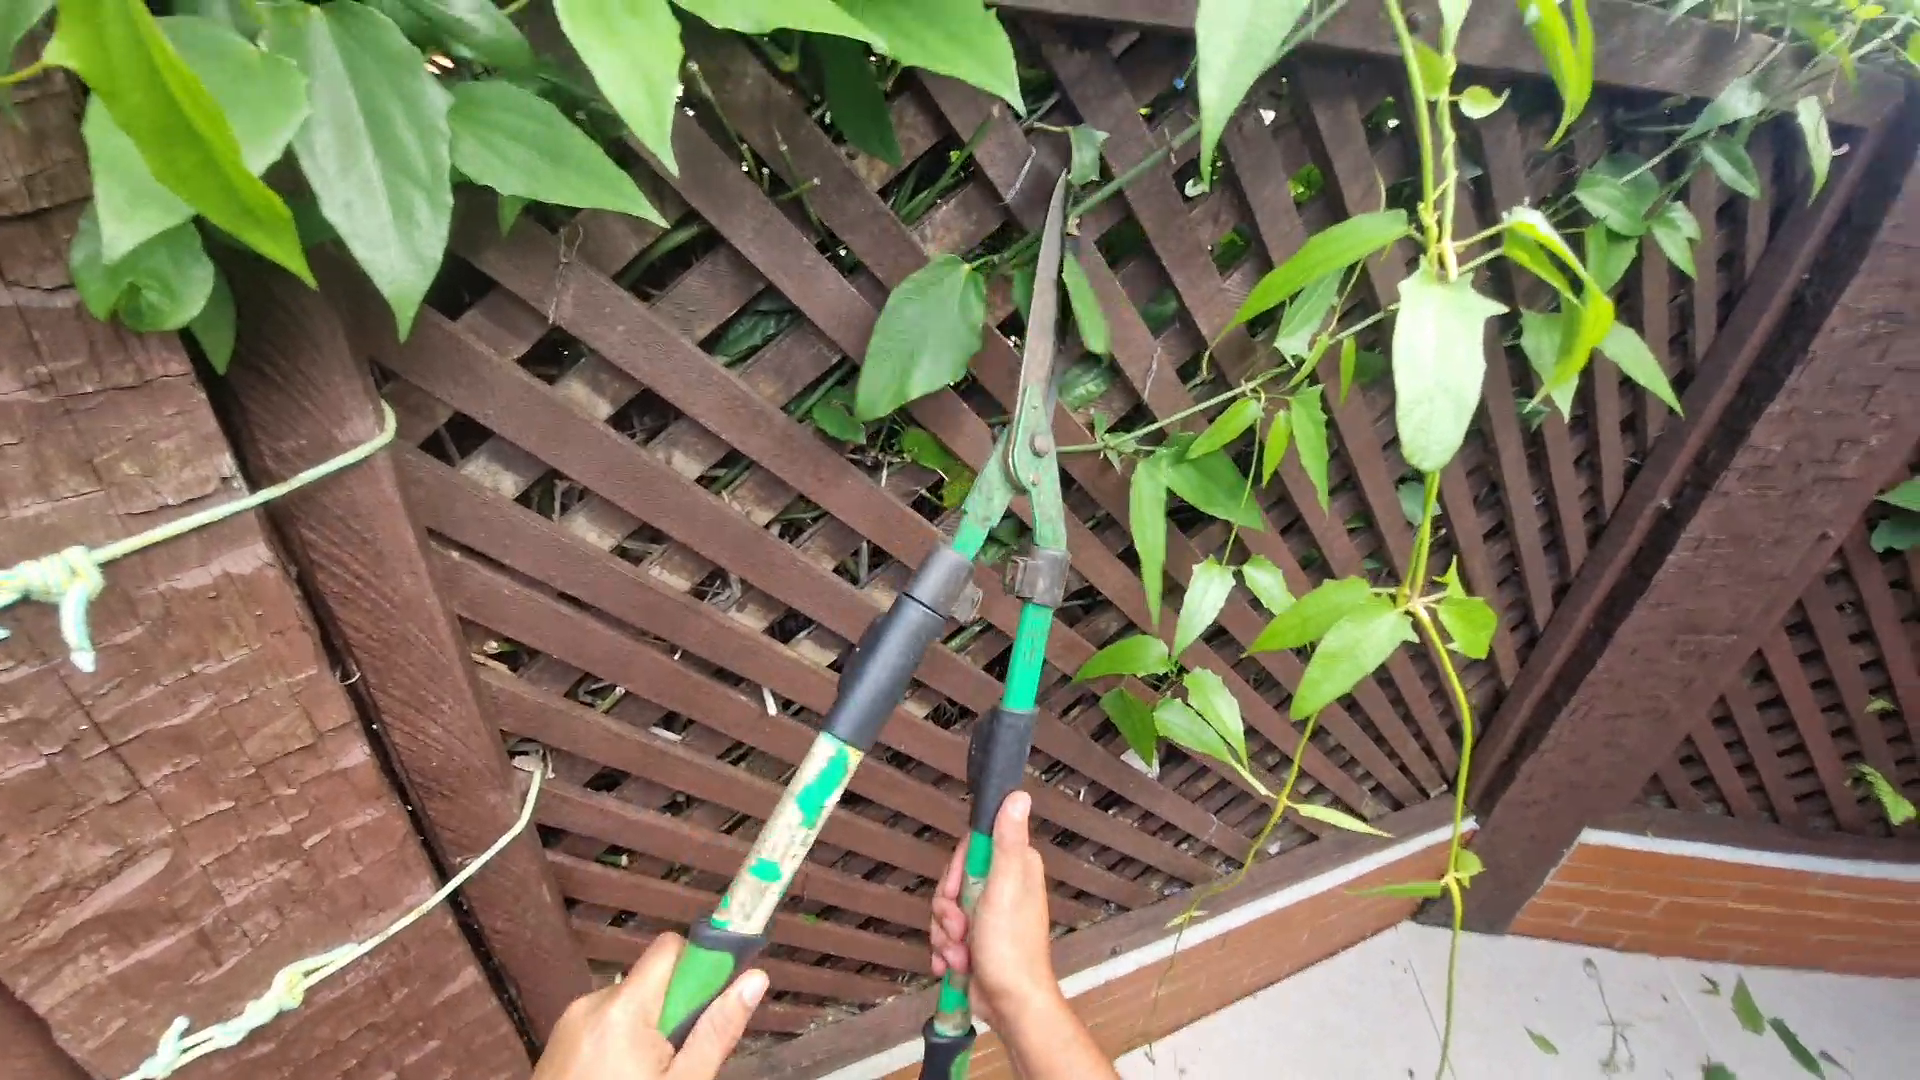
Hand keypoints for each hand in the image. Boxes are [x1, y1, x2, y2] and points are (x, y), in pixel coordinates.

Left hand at [533, 933, 767, 1079]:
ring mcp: (567, 1026)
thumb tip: (758, 977)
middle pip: (651, 980)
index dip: (697, 966)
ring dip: (646, 1028)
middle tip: (678, 1060)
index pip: (670, 947)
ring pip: (628, 1004)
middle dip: (673, 1009)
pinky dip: (620, 1043)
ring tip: (646, 1079)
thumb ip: (717, 1030)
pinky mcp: (553, 1047)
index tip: (709, 1004)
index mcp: (621, 1008)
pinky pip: (603, 1024)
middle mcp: (590, 1003)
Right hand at [927, 791, 1060, 1025]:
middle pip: (954, 878)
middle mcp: (1002, 886)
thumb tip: (1018, 794)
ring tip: (960, 954)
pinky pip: (945, 933)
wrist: (1010, 1005)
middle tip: (960, 928)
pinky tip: (952, 966)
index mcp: (1015, 866)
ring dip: (945, 934)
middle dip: (947, 908)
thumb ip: (1007, 840)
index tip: (956, 890)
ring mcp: (987, 914)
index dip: (956, 869)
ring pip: (945, 908)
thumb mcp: (1005, 886)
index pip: (971, 847)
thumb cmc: (1010, 946)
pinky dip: (944, 951)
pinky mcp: (975, 939)